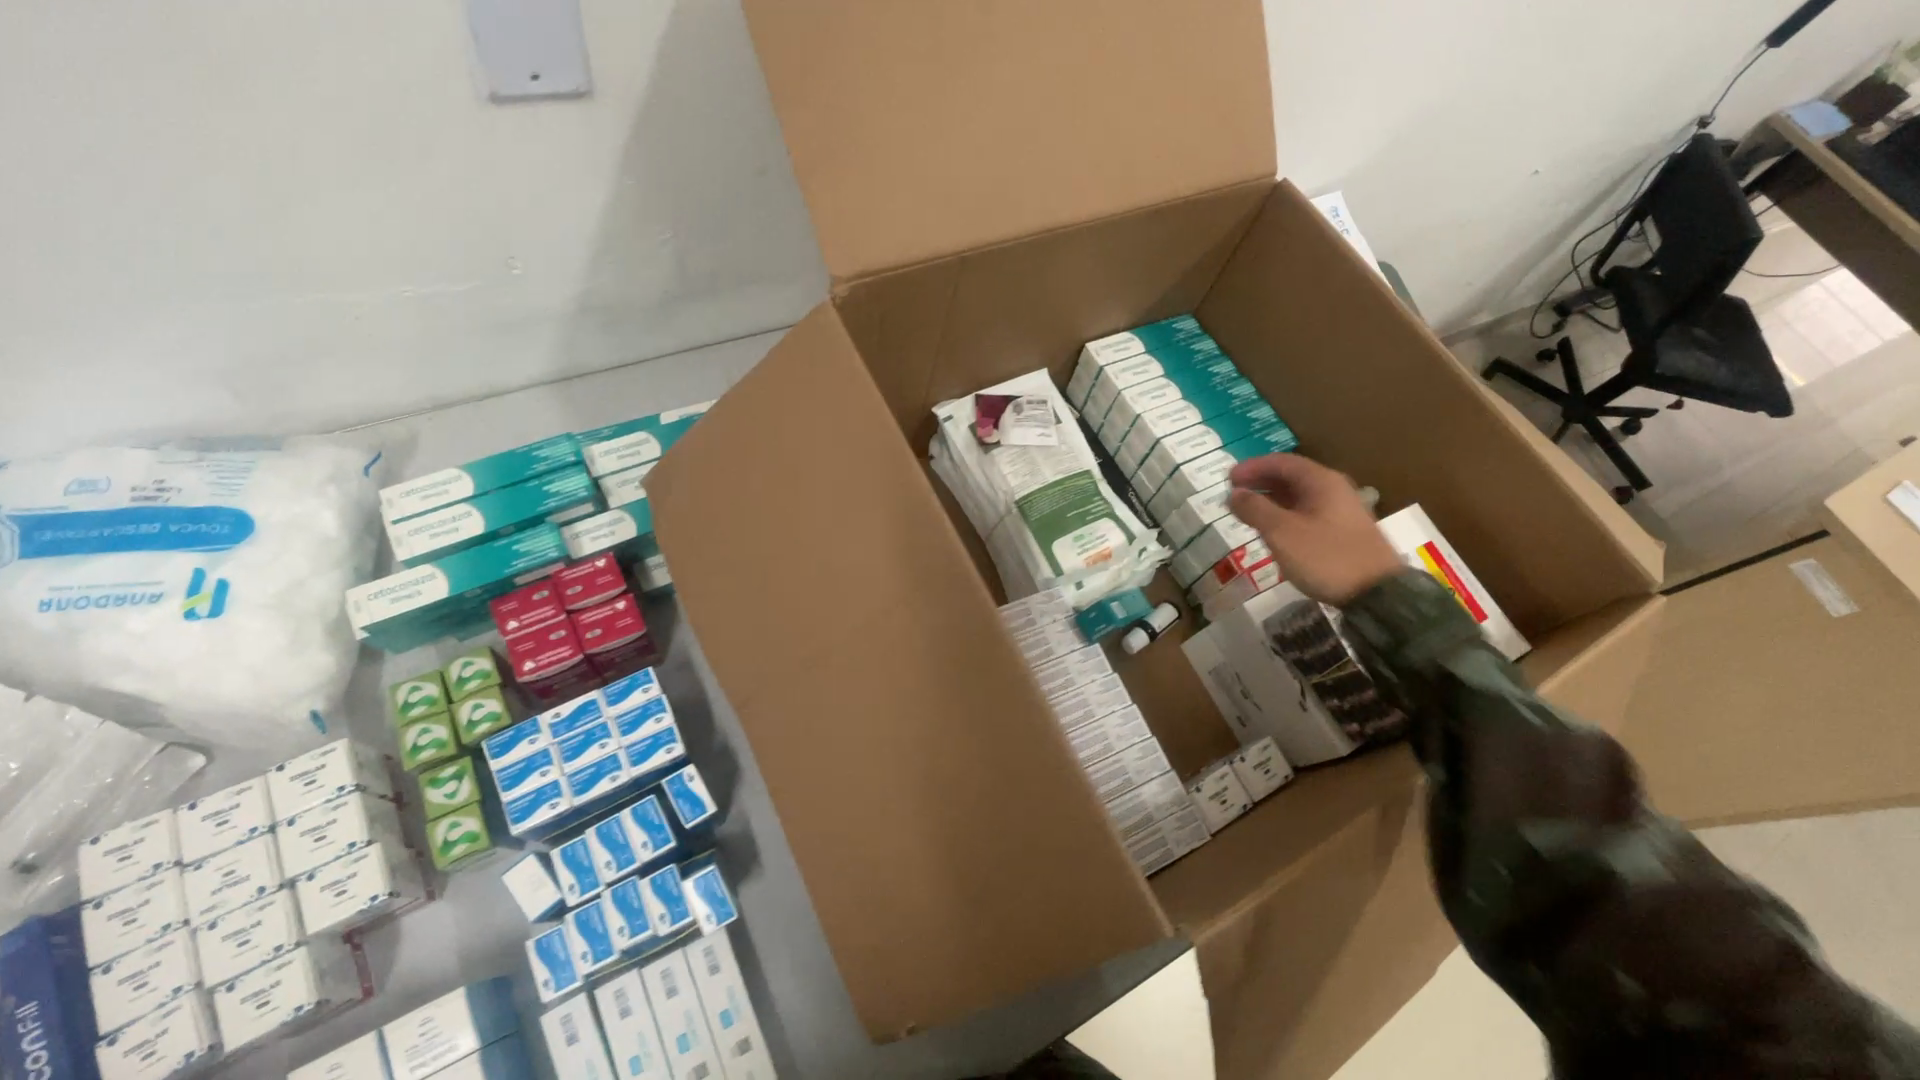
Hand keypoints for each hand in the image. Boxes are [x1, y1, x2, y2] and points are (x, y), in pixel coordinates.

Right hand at [1227, 454, 1403, 605]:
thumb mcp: (1283, 532)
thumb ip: (1256, 509)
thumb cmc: (1325, 557)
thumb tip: (1234, 493)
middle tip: (1235, 494)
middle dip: (1261, 483)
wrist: (1376, 593)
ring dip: (1272, 500)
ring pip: (1300, 497)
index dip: (1253, 467)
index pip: (1282, 462)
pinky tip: (1275, 531)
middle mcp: (1334, 489)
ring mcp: (1341, 511)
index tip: (1228, 478)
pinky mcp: (1344, 532)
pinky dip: (1286, 515)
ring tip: (1249, 513)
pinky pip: (1308, 513)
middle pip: (1292, 477)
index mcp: (1321, 481)